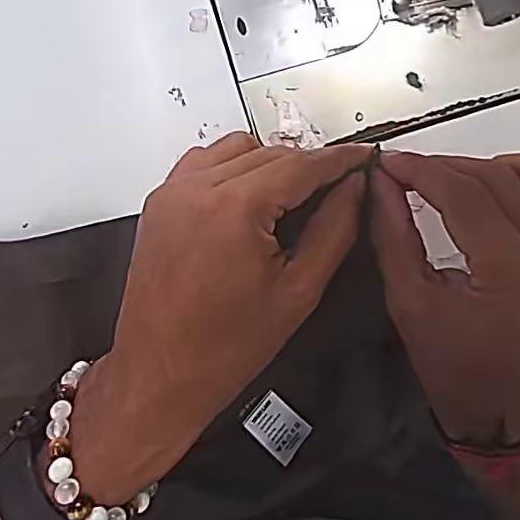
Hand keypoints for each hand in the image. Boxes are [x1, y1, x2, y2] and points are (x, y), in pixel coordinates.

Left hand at [72, 133, 370, 502]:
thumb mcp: (299, 291)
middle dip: (308, 165)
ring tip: (290, 197)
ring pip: (237, 148)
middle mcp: (196, 191)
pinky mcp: (160, 202)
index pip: (301, 164)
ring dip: (269, 162)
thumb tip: (353, 190)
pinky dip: (232, 167)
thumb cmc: (219, 347)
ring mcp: (172, 193)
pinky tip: (248, 196)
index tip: (359, 158)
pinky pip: (203, 161)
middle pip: (271, 151)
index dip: (339, 159)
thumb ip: (334, 229)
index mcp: (233, 210)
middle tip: (335, 187)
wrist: (161, 371)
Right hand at [370, 152, 519, 445]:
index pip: (467, 197)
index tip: (392, 164)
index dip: (423, 171)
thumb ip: (394, 233)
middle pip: (502, 181)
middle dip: (448, 167)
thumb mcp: (408, 300)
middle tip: (411, 172)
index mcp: (516, 279)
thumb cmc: (452, 366)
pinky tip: (511, 196)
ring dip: (502, 168)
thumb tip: (384, 181)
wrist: (498, 408)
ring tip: (463, 181)